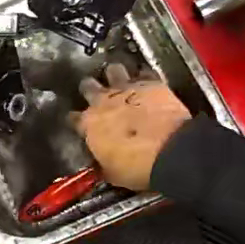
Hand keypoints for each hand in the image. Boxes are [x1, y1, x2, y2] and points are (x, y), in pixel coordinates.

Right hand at [73, 65, 190, 190]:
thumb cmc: (138, 167)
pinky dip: (144, 77)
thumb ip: (102, 162)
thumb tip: (102, 163)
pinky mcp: (151, 83)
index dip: (76, 121)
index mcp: (89, 124)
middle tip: (97, 95)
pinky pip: (143, 73)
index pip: (72, 118)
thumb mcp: (112, 173)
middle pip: (87, 85)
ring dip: (115, 75)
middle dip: (90, 89)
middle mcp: (103, 101)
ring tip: (120, 80)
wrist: (171, 151)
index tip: (80, 125)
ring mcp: (127, 88)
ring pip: (113, 70)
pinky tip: (147, 83)